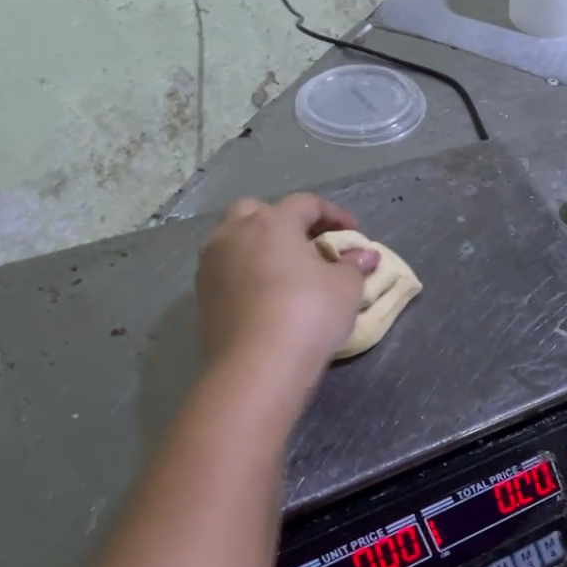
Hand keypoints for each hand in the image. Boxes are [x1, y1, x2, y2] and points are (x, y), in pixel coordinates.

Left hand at [196, 193, 378, 367]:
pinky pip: (227, 267)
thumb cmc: (310, 313)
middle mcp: (235, 232)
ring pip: (236, 238)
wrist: (258, 363)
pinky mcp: (202, 291)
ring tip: (286, 270)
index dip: (333, 214)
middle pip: (259, 211)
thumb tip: (364, 254)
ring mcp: (212, 261)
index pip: (306, 203)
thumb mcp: (347, 288)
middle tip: (310, 244)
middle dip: (286, 222)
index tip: (353, 233)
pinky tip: (267, 293)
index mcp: (273, 223)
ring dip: (261, 245)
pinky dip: (247, 270)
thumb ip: (354, 265)